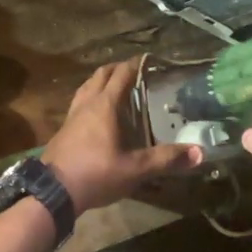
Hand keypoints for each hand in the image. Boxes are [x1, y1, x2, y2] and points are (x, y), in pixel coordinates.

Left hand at [42, 59, 200, 213]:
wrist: (52, 192)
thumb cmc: (95, 173)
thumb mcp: (135, 169)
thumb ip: (165, 159)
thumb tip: (199, 152)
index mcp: (105, 105)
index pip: (122, 74)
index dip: (135, 64)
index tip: (148, 59)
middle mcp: (88, 103)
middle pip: (101, 75)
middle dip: (117, 69)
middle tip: (133, 72)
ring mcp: (72, 115)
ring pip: (87, 87)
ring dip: (100, 81)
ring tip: (113, 87)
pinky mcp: (63, 129)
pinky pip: (79, 102)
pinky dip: (90, 98)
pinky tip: (95, 113)